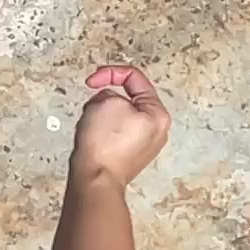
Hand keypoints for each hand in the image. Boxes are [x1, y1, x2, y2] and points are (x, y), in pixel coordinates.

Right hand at [69, 66, 170, 186]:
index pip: (134, 77)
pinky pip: (116, 127)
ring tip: (94, 124)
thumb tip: (109, 101)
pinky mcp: (131, 151)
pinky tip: (96, 136)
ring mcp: (145, 142)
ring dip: (103, 111)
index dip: (109, 73)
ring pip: (119, 111)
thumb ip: (110, 91)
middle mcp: (157, 129)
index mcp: (157, 114)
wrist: (96, 176)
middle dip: (105, 97)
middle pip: (128, 96)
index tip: (92, 81)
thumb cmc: (103, 142)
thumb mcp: (106, 101)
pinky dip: (103, 125)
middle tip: (95, 105)